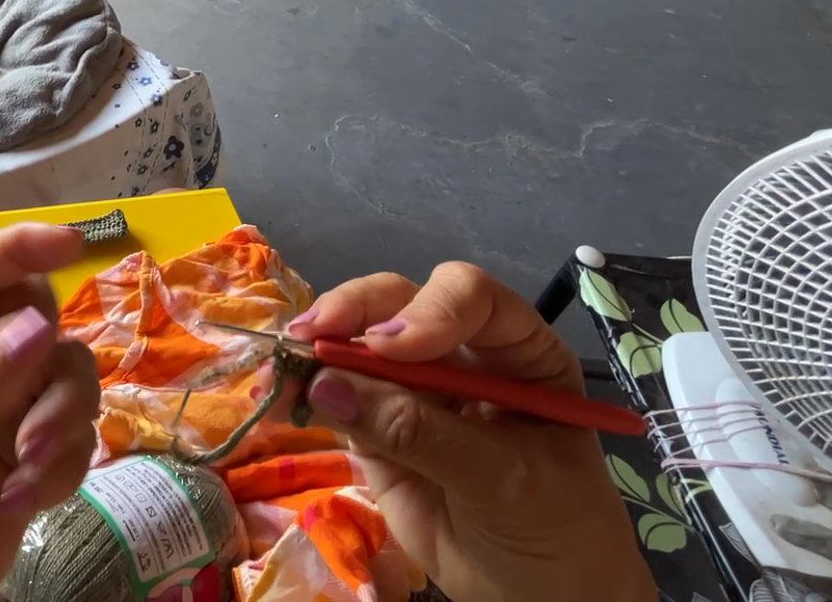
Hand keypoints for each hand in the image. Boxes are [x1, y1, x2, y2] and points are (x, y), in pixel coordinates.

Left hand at [0, 224, 100, 601]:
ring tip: (24, 469)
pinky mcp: (39, 450)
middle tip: (36, 392)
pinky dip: (62, 465)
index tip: (70, 240)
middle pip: (40, 312)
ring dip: (61, 419)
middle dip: (48, 353)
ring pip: (71, 373)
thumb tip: (38, 327)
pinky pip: (80, 434)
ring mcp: (11, 402)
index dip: (20, 244)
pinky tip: (19, 501)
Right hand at [293, 262, 655, 601]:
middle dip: (351, 312)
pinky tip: (275, 392)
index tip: (389, 348)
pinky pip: (331, 388)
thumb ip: (418, 431)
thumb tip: (325, 385)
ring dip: (313, 345)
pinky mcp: (370, 415)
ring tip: (279, 368)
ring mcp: (409, 381)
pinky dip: (298, 385)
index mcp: (514, 348)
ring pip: (353, 335)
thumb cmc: (556, 535)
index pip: (469, 296)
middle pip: (396, 300)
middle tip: (311, 337)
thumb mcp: (503, 481)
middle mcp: (457, 348)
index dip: (427, 309)